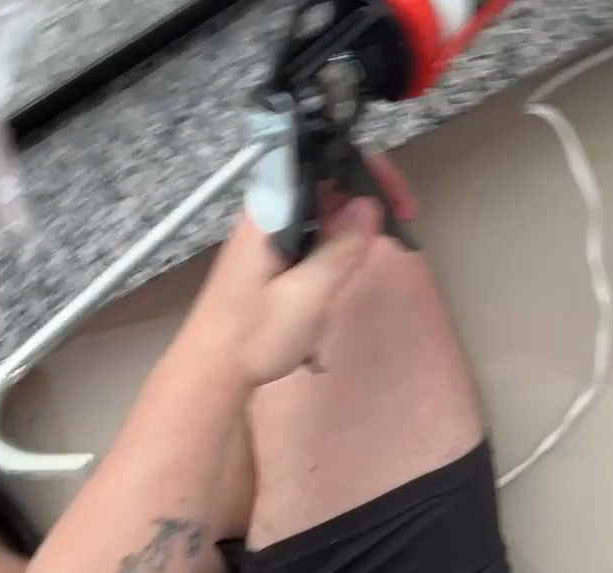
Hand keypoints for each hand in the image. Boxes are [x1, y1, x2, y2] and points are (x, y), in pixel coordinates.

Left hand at [175, 158, 418, 387]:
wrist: (212, 370)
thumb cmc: (254, 337)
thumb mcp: (306, 297)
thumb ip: (339, 250)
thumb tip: (369, 206)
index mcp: (272, 213)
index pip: (320, 161)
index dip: (364, 169)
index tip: (396, 200)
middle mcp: (268, 215)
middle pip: (325, 183)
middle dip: (366, 197)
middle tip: (400, 228)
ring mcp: (268, 237)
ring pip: (321, 212)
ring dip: (353, 225)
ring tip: (379, 251)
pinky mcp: (270, 258)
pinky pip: (311, 237)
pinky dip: (336, 246)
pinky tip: (347, 271)